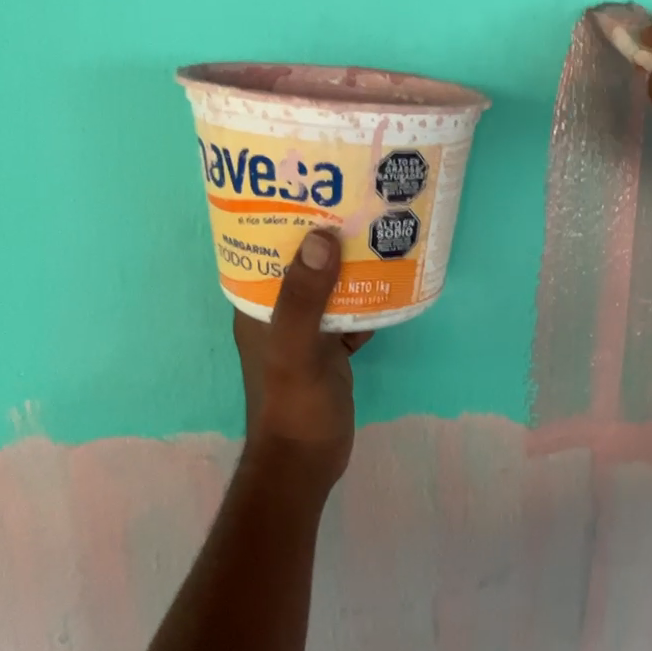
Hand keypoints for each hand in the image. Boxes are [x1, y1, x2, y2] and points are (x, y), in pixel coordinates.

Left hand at [233, 229, 371, 491]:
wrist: (307, 461)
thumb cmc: (293, 405)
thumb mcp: (296, 348)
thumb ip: (304, 298)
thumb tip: (321, 236)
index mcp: (257, 306)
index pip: (266, 251)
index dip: (285, 219)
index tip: (315, 188)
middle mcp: (279, 313)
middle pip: (303, 265)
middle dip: (327, 237)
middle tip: (359, 204)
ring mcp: (307, 333)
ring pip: (331, 288)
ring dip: (352, 267)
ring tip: (381, 233)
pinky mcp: (331, 351)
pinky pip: (352, 314)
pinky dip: (369, 300)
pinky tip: (394, 284)